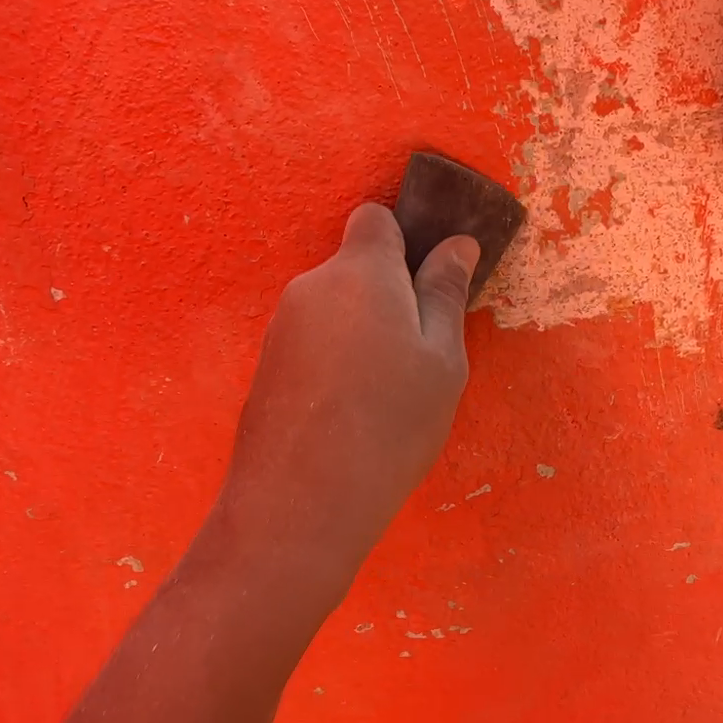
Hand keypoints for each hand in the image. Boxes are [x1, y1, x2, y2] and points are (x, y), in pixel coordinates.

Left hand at [216, 204, 479, 586]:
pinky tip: (348, 411)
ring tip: (383, 392)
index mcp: (361, 272)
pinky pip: (312, 341)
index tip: (428, 284)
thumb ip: (446, 293)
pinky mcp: (266, 366)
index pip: (374, 219)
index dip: (404, 240)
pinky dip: (334, 359)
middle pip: (355, 267)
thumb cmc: (392, 422)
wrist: (300, 504)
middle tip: (417, 353)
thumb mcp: (441, 359)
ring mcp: (282, 327)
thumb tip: (456, 243)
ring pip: (334, 308)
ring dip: (361, 329)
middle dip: (387, 293)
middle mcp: (312, 286)